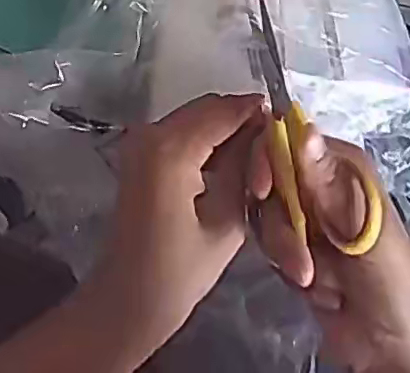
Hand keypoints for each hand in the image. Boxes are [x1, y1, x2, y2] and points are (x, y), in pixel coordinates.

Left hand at [88, 93, 272, 356]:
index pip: (224, 112)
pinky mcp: (140, 150)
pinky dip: (207, 136)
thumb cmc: (176, 275)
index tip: (286, 122)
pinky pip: (183, 129)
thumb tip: (262, 135)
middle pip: (209, 108)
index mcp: (171, 149)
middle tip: (273, 142)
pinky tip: (228, 159)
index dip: (256, 113)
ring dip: (225, 127)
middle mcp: (152, 132)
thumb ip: (244, 169)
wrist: (123, 303)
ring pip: (197, 115)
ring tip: (255, 154)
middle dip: (242, 119)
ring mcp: (141, 138)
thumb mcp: (226, 223)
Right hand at [254, 125, 409, 372]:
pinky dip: (284, 264)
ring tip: (312, 279)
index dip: (268, 158)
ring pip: (268, 212)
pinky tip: (312, 286)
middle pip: (272, 176)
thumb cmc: (393, 284)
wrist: (394, 354)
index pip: (291, 138)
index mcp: (343, 165)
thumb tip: (305, 130)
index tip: (262, 189)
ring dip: (285, 248)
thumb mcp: (363, 233)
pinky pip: (268, 241)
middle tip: (299, 254)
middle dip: (280, 220)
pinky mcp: (295, 246)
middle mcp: (322, 182)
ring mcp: (308, 215)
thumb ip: (329, 184)